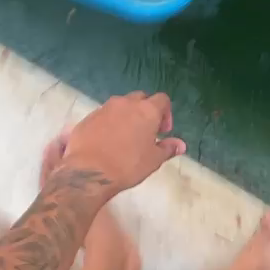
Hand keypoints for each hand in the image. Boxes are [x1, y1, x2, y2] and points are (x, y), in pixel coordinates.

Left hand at [55, 92, 186, 194]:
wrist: (88, 171)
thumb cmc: (127, 165)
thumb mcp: (153, 160)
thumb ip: (168, 148)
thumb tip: (181, 144)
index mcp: (147, 110)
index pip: (162, 99)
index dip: (166, 114)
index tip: (163, 131)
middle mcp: (126, 103)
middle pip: (141, 98)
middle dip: (146, 111)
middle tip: (146, 132)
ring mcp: (105, 108)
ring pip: (121, 105)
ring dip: (127, 116)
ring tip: (126, 137)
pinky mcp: (88, 117)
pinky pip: (104, 114)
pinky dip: (110, 123)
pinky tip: (107, 141)